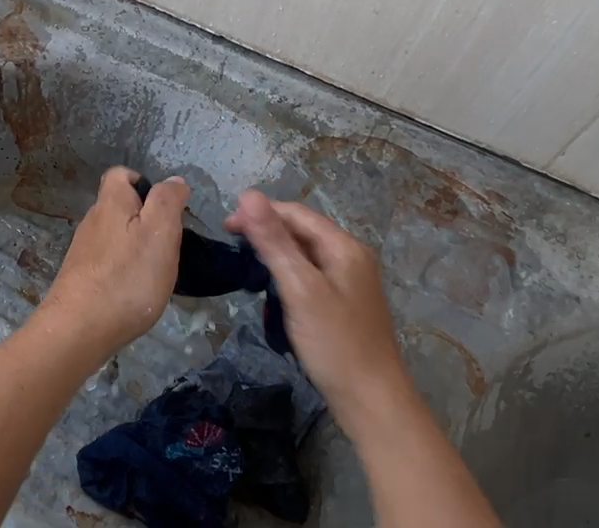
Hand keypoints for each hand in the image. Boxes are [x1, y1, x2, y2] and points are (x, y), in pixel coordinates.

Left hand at [36, 167, 188, 358]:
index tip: (163, 206)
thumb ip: (168, 201)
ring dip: (133, 246)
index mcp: (111, 203)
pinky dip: (122, 268)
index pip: (120, 174)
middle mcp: (93, 220)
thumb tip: (174, 180)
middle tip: (166, 243)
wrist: (79, 328)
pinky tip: (133, 290)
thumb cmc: (127, 277)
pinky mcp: (80, 276)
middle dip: (143, 218)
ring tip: (153, 270)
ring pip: (113, 235)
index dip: (142, 182)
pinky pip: (106, 261)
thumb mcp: (160, 232)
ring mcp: (83, 250)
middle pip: (118, 206)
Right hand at [226, 191, 412, 417]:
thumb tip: (249, 194)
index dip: (260, 213)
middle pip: (302, 232)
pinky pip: (310, 278)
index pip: (296, 213)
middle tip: (233, 248)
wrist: (372, 403)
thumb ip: (274, 241)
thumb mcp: (300, 288)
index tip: (226, 227)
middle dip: (267, 234)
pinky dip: (288, 280)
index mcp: (344, 247)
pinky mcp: (343, 305)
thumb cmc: (335, 343)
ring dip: (276, 258)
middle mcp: (350, 257)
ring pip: (305, 256)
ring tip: (248, 271)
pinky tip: (273, 296)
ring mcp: (349, 283)